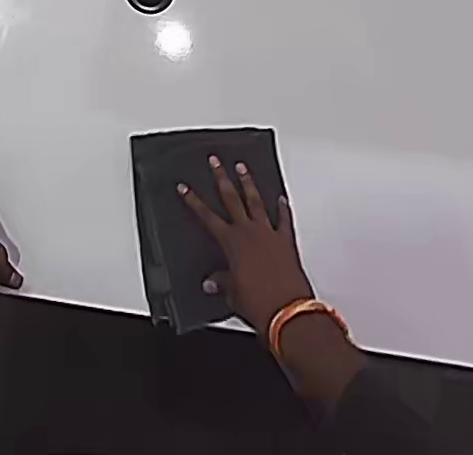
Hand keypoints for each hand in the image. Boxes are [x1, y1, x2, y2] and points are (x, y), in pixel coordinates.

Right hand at [179, 155, 312, 337]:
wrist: (287, 312)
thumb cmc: (258, 304)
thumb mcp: (232, 294)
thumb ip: (221, 283)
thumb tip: (212, 283)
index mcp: (231, 243)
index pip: (207, 216)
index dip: (193, 201)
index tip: (185, 188)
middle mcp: (248, 232)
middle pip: (231, 198)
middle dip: (221, 177)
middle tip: (215, 161)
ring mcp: (268, 233)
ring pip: (255, 200)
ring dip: (248, 183)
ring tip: (242, 167)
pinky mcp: (286, 240)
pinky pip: (283, 219)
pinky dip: (282, 208)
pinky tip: (280, 198)